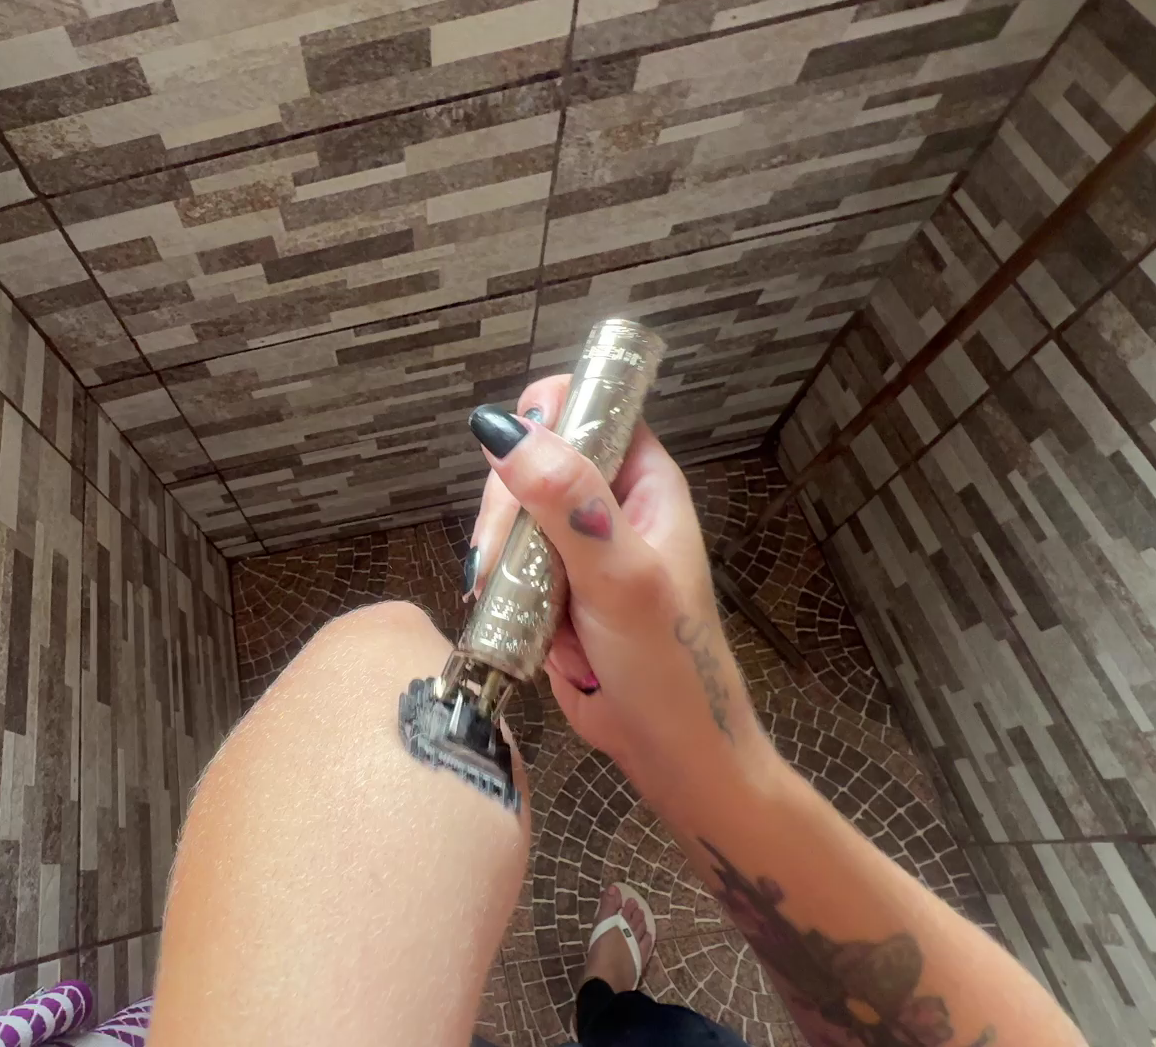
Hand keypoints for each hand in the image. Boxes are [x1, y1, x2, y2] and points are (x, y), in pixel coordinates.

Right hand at [466, 376, 773, 801]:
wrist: (663, 746)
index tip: (513, 464)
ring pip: (508, 510)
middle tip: (496, 556)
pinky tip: (493, 602)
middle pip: (530, 459)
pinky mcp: (546, 581)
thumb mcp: (621, 576)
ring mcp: (572, 542)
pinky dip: (491, 577)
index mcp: (641, 479)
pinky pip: (503, 556)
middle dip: (504, 505)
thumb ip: (567, 502)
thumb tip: (501, 430)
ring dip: (493, 548)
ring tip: (496, 591)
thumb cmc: (664, 663)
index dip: (546, 419)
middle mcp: (605, 501)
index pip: (590, 409)